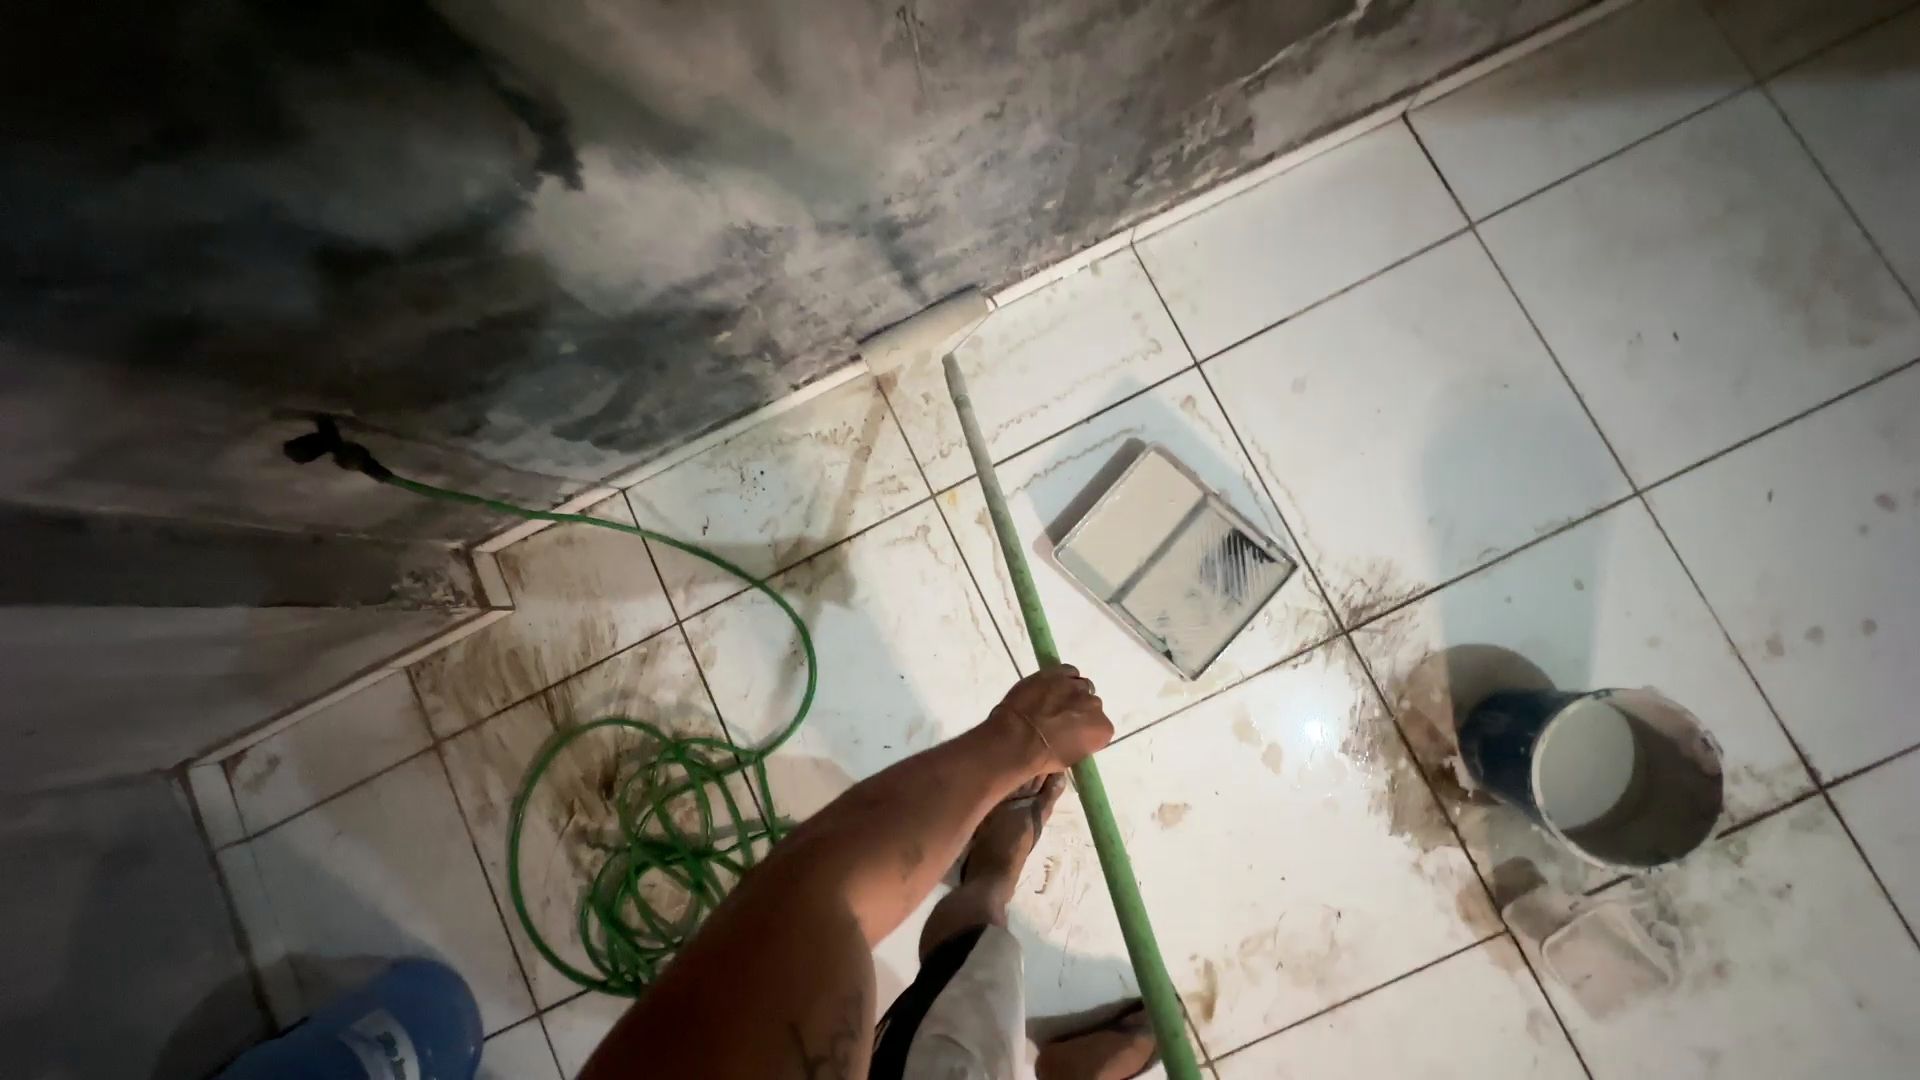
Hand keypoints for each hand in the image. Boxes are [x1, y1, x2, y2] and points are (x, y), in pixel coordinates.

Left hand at [990, 664, 1112, 771]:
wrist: (1017, 737)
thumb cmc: (1043, 756)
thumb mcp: (1069, 759)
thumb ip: (1080, 742)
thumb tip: (1073, 736)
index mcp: (1102, 729)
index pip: (1101, 726)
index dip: (1086, 729)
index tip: (1073, 733)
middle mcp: (1094, 705)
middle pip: (1091, 704)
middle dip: (1079, 710)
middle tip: (1062, 718)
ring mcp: (1076, 686)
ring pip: (1080, 686)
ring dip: (1070, 693)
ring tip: (1054, 700)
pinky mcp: (1058, 673)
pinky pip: (1067, 671)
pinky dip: (1061, 677)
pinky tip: (1050, 686)